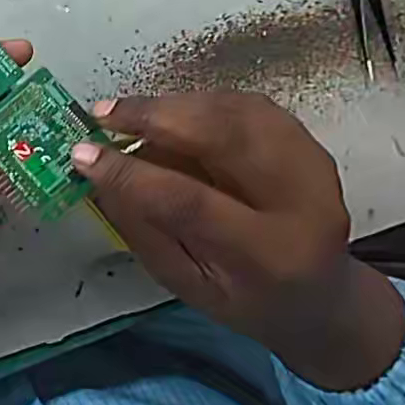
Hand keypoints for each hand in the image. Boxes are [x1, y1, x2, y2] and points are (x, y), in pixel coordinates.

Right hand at [69, 93, 404, 390]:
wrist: (323, 297)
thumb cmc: (245, 301)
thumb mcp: (186, 282)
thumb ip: (143, 228)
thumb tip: (95, 174)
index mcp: (269, 255)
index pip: (190, 201)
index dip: (130, 173)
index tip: (81, 154)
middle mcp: (302, 200)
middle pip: (223, 136)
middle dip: (155, 117)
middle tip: (102, 114)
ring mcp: (312, 161)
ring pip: (233, 110)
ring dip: (172, 105)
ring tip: (127, 113)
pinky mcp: (308, 138)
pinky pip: (244, 104)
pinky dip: (198, 102)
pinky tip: (169, 113)